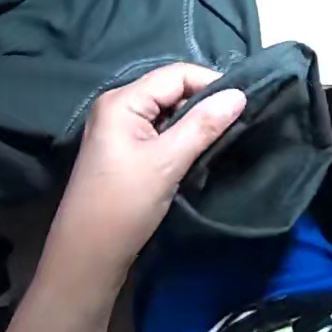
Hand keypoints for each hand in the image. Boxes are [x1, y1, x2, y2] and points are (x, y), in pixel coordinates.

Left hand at [45, 63, 246, 281]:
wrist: (88, 256)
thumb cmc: (124, 205)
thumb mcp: (168, 162)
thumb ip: (204, 125)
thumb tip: (239, 94)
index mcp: (122, 101)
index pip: (176, 75)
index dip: (211, 83)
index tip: (243, 102)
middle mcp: (118, 105)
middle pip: (171, 88)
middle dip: (204, 101)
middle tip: (237, 119)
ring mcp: (119, 127)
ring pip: (167, 109)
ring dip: (194, 119)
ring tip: (224, 133)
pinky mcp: (124, 147)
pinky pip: (159, 127)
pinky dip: (181, 134)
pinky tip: (200, 147)